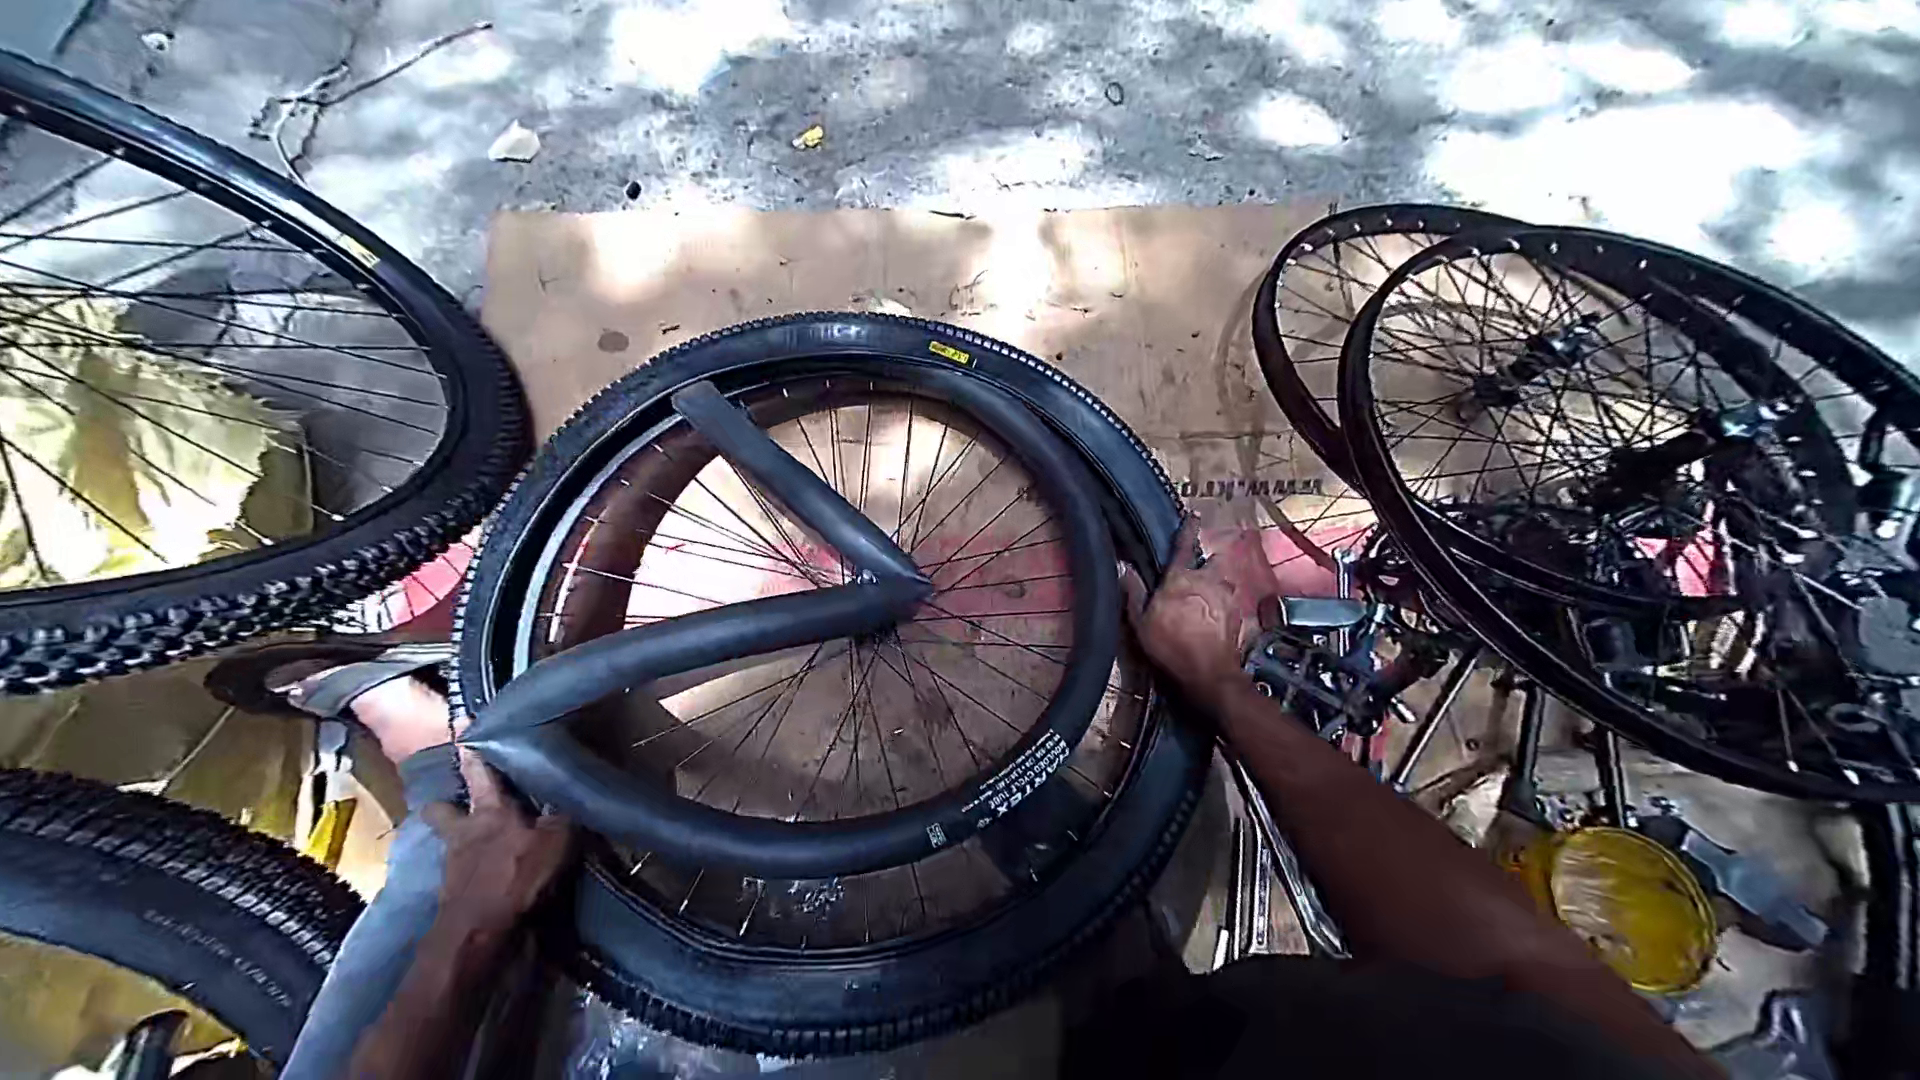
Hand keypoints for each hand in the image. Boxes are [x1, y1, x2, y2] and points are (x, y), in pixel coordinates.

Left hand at [419, 751, 574, 934]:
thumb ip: (564, 814)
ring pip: (449, 838)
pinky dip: (471, 864)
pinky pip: (459, 867)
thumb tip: (574, 790)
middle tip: (461, 795)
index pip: (481, 772)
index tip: (467, 729)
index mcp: (489, 811)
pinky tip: (488, 865)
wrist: (477, 933)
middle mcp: (464, 831)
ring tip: (478, 833)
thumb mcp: (556, 839)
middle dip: (448, 801)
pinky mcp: (452, 891)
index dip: (475, 752)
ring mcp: (452, 863)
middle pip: (444, 809)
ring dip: (458, 834)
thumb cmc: (516, 875)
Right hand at [1120, 516, 1276, 708]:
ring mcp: (1227, 597)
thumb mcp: (1141, 622)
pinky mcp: (1238, 614)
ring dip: (1216, 585)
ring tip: (1206, 597)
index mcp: (1181, 578)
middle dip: (1206, 564)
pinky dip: (1222, 605)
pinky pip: (1229, 601)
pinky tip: (1213, 618)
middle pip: (1211, 562)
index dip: (1188, 529)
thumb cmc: (1170, 645)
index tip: (1193, 515)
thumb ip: (1133, 592)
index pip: (1184, 546)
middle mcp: (1208, 581)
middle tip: (1197, 572)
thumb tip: (1123, 567)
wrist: (1208, 673)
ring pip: (1223, 581)